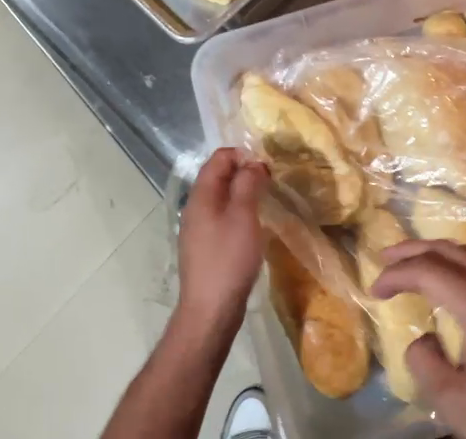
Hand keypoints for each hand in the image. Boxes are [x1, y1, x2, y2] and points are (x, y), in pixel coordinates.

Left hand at [175, 148, 268, 331]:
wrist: (210, 310)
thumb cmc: (228, 259)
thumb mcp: (243, 215)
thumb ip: (247, 183)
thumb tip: (253, 162)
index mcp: (201, 195)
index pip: (218, 158)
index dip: (242, 154)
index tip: (267, 166)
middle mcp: (195, 207)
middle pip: (218, 176)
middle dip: (244, 172)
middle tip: (270, 181)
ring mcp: (198, 229)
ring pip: (220, 198)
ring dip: (242, 193)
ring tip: (266, 200)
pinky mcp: (205, 247)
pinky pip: (221, 217)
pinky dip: (238, 212)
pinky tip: (253, 226)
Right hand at [371, 240, 465, 438]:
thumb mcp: (455, 402)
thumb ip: (426, 362)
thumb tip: (422, 340)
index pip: (427, 270)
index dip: (395, 275)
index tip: (373, 290)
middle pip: (450, 250)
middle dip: (414, 250)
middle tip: (385, 258)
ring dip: (439, 254)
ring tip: (413, 264)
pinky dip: (461, 266)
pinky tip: (453, 285)